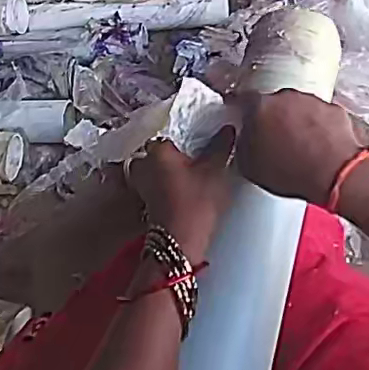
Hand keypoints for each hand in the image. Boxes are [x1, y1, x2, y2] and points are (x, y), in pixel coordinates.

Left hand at [126, 131, 235, 260]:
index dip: (180, 136)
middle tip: (190, 155)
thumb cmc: (195, 202)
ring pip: (151, 168)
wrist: (181, 240)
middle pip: (154, 151)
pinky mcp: (145, 201)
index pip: (166, 134)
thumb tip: (227, 129)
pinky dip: (163, 184)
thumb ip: (220, 145)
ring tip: (186, 172)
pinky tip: (180, 188)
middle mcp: (143, 164)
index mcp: (157, 151)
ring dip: (164, 169)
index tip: (194, 139)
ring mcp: (141, 184)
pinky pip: (153, 184)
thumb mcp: (215, 169)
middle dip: (169, 153)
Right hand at [234, 91, 367, 204]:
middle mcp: (286, 97)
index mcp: (260, 106)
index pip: (244, 100)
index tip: (244, 119)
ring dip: (297, 122)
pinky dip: (320, 129)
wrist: (335, 174)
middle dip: (273, 118)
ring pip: (299, 108)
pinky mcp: (335, 111)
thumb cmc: (292, 170)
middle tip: (273, 140)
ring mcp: (312, 102)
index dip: (242, 110)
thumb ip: (242, 144)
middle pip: (274, 103)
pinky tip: (320, 148)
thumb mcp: (249, 166)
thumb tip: (244, 139)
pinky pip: (321, 117)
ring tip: (300, 148)